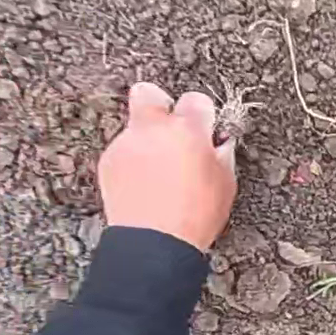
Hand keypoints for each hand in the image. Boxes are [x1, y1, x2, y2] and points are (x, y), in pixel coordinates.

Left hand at [98, 82, 237, 250]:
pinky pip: (124, 150)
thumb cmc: (196, 214)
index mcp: (188, 131)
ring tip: (164, 172)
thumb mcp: (226, 183)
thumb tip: (218, 143)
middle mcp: (153, 130)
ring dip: (150, 140)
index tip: (207, 129)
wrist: (155, 241)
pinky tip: (149, 184)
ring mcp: (127, 144)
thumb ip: (221, 154)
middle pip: (149, 93)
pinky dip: (136, 161)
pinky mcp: (109, 161)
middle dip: (162, 105)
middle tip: (174, 129)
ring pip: (136, 126)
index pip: (196, 99)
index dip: (204, 114)